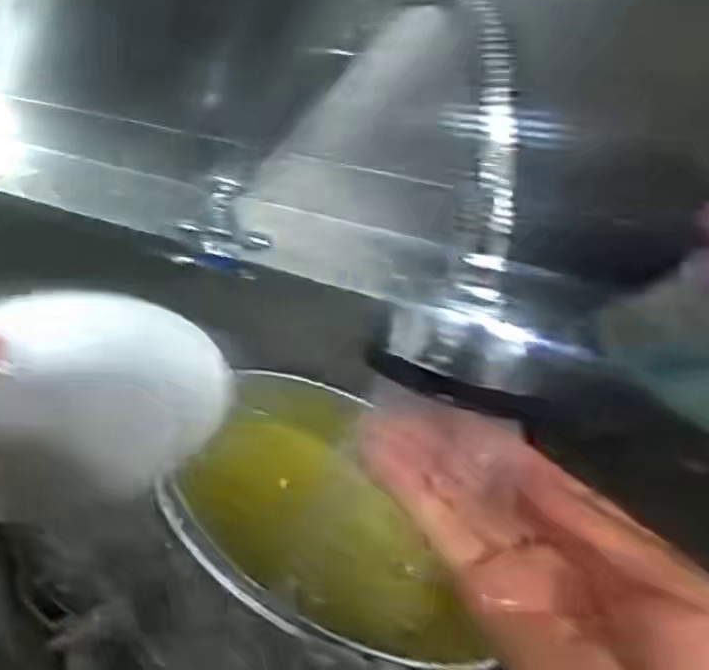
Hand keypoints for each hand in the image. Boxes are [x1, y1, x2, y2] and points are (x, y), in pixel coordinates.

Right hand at [361, 396, 708, 669]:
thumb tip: (516, 462)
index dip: (495, 444)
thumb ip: (590, 522)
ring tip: (373, 419)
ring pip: (454, 503)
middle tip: (397, 405)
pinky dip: (404, 491)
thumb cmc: (697, 652)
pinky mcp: (475, 586)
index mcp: (607, 546)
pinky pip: (439, 533)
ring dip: (413, 460)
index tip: (450, 406)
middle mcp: (551, 549)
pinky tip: (374, 453)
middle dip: (443, 446)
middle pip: (488, 488)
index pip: (539, 482)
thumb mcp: (666, 582)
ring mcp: (511, 570)